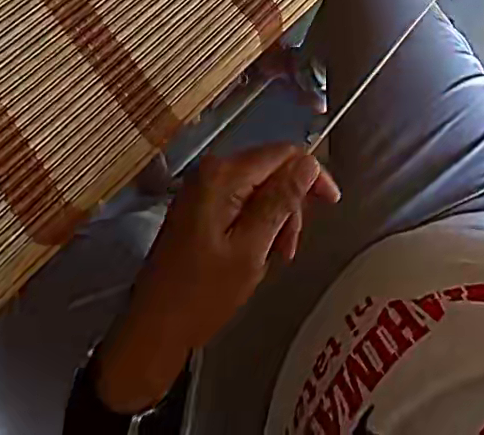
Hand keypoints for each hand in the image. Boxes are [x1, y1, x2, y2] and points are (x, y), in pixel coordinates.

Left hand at [93, 144, 339, 412]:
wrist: (152, 330)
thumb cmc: (202, 293)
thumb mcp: (251, 248)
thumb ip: (281, 201)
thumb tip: (310, 163)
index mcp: (223, 174)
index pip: (283, 153)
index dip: (312, 174)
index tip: (331, 202)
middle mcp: (212, 170)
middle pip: (272, 168)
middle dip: (290, 203)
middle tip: (292, 247)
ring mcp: (203, 187)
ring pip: (260, 186)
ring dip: (276, 217)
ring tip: (277, 255)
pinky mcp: (200, 205)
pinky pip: (242, 199)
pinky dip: (258, 222)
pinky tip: (259, 251)